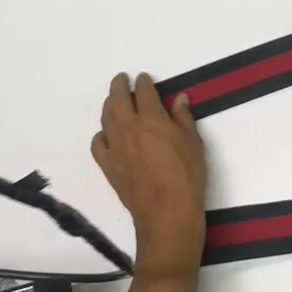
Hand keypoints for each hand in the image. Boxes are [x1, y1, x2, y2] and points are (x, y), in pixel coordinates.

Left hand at [92, 73, 207, 279]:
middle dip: (119, 86)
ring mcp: (115, 147)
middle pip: (118, 99)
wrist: (167, 212)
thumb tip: (179, 98)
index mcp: (152, 119)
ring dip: (109, 105)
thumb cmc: (187, 176)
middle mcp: (129, 128)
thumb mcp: (194, 143)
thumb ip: (183, 118)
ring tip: (113, 100)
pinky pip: (98, 143)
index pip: (144, 92)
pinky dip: (101, 133)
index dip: (144, 82)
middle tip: (121, 79)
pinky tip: (107, 134)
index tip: (144, 78)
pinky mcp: (108, 165)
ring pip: (106, 118)